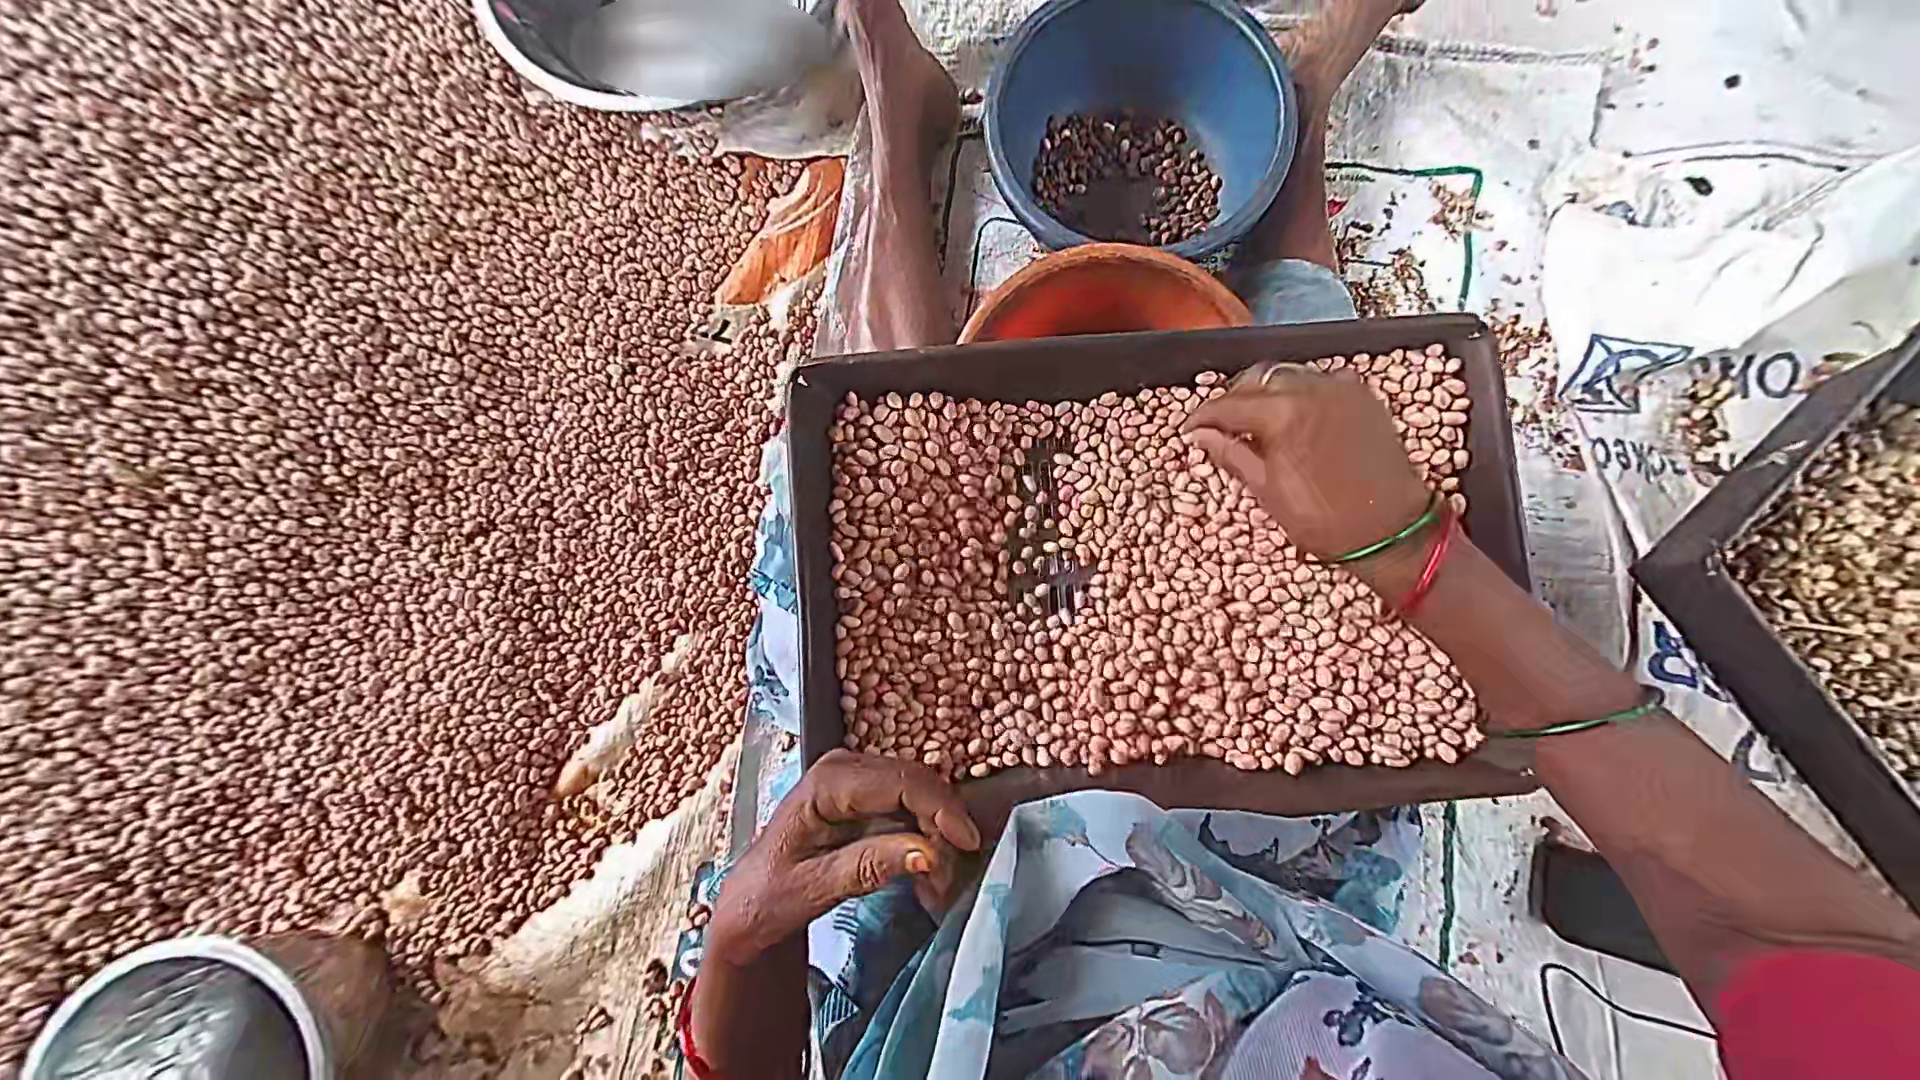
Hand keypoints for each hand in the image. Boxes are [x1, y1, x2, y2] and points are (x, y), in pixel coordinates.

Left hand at [708, 749, 981, 965]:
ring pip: (919, 795)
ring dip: (936, 837)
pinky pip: (909, 809)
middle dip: (941, 828)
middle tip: (950, 879)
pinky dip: (925, 841)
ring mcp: (857, 779)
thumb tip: (927, 853)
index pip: (900, 781)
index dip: (940, 807)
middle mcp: (846, 767)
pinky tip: (925, 877)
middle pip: (916, 783)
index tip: (966, 843)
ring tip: (937, 888)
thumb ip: (866, 867)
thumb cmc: (764, 898)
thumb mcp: (810, 889)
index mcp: (828, 780)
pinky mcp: (865, 797)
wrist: (745, 906)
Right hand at [1181, 363, 1429, 564]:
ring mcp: (1341, 390)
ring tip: (1250, 422)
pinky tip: (1288, 418)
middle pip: (1256, 380)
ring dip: (1263, 394)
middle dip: (1232, 400)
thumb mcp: (1266, 489)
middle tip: (1217, 426)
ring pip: (1287, 376)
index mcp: (1284, 414)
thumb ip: (1231, 454)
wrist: (1391, 530)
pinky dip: (1295, 394)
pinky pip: (1317, 382)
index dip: (1203, 417)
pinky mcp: (1362, 398)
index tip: (1189, 429)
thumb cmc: (1324, 519)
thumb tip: (1201, 436)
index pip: (1229, 405)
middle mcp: (1313, 390)